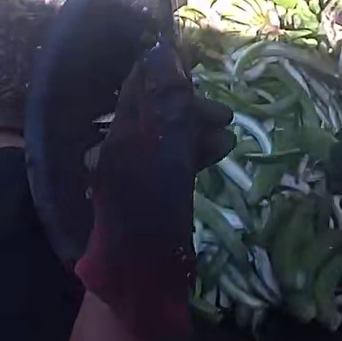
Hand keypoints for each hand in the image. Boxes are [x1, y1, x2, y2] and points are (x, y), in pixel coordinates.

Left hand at [78, 38, 232, 340]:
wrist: (130, 281)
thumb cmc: (138, 223)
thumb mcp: (154, 163)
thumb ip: (163, 114)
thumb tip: (165, 58)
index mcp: (115, 142)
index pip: (137, 95)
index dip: (164, 80)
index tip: (195, 73)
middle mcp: (123, 151)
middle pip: (157, 116)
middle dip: (189, 110)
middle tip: (221, 115)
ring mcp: (138, 171)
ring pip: (170, 137)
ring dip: (197, 130)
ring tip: (226, 134)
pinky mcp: (153, 188)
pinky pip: (175, 159)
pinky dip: (196, 152)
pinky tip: (219, 148)